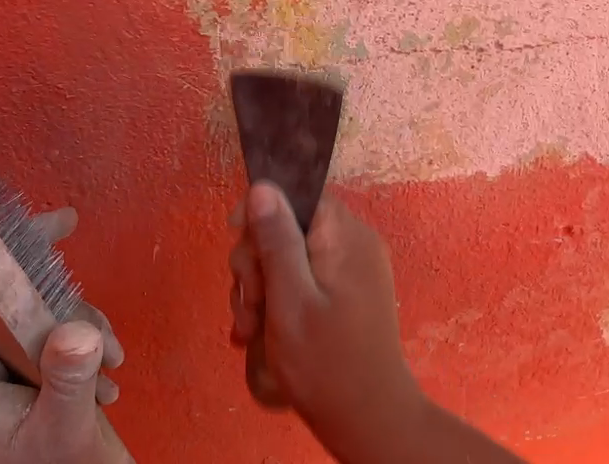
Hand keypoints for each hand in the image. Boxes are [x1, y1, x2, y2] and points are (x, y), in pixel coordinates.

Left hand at [0, 208, 131, 463]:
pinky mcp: (25, 383)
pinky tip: (110, 371)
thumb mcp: (65, 439)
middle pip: (0, 293)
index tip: (43, 221)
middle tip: (78, 253)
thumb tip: (76, 329)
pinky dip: (82, 340)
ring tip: (113, 360)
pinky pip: (48, 336)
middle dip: (50, 282)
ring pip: (31, 312)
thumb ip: (68, 381)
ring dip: (77, 319)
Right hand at [228, 183, 425, 449]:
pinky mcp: (346, 290)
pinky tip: (260, 330)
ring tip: (251, 328)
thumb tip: (262, 186)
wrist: (369, 423)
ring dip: (261, 286)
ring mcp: (351, 266)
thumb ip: (275, 241)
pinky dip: (279, 297)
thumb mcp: (289, 300)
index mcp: (345, 235)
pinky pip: (303, 274)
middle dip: (256, 263)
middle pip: (286, 225)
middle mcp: (353, 241)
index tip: (239, 253)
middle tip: (250, 307)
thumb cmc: (325, 363)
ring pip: (288, 253)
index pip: (295, 194)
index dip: (260, 216)